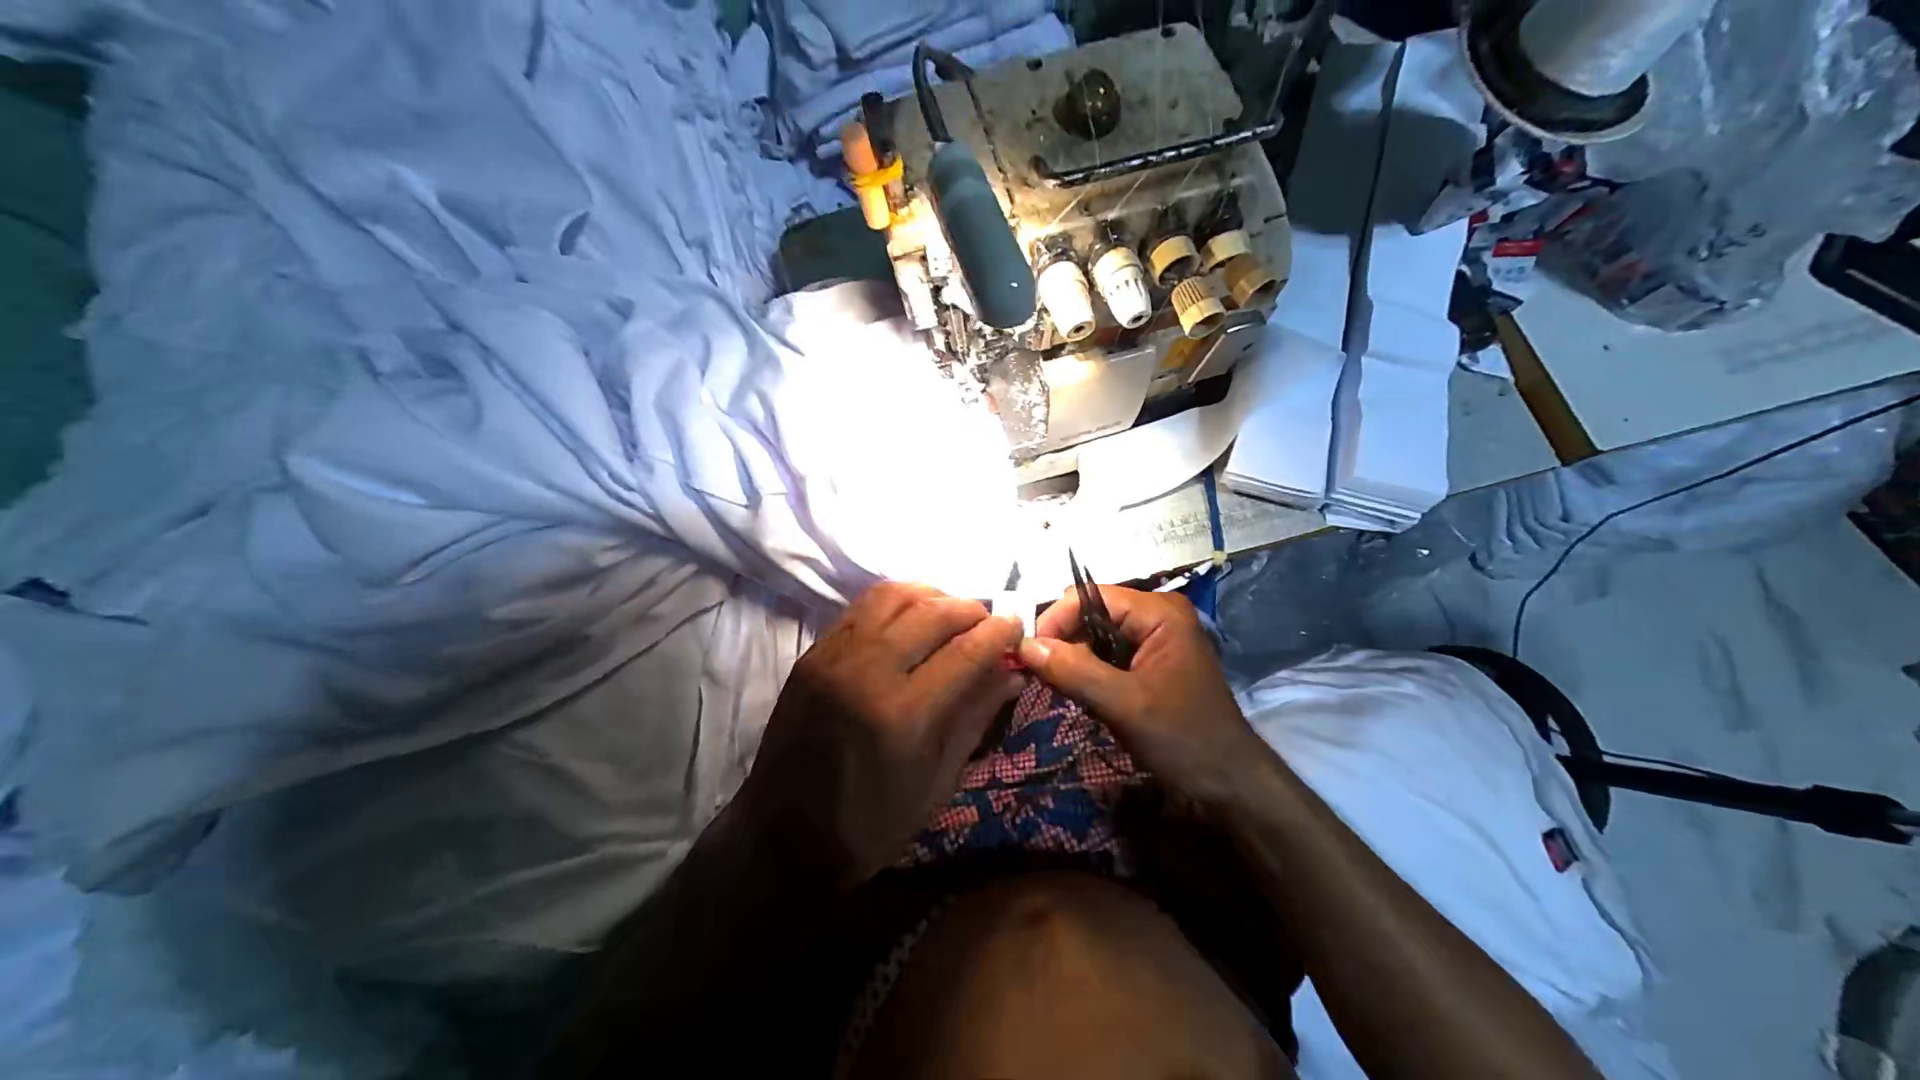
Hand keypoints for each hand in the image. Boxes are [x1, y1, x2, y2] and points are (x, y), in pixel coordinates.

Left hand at [734, 582, 1024, 887]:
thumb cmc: (870, 826)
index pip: (966, 652)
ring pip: (893, 596)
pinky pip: (862, 608)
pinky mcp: (813, 654)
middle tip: (989, 623)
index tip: (1018, 625)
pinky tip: (911, 619)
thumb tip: (1013, 671)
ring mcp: (834, 656)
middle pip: (932, 613)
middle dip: (972, 610)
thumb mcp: (937, 783)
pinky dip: (896, 603)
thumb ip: (975, 717)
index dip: (1000, 633)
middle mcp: (866, 671)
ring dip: (933, 597)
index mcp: (902, 715)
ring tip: (952, 614)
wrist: (783, 836)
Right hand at [1018, 586, 1271, 807]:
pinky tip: (1082, 696)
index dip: (1055, 620)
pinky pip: (1106, 656)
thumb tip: (1024, 646)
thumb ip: (1074, 671)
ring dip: (1073, 661)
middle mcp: (1156, 615)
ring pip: (1094, 637)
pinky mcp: (1149, 662)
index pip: (1089, 597)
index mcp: (1158, 612)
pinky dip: (1088, 674)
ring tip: (1060, 690)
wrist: (1229, 782)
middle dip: (1063, 642)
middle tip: (1039, 677)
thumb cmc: (1183, 738)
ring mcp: (1153, 639)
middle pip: (1090, 614)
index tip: (1028, 656)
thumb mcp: (1124, 705)